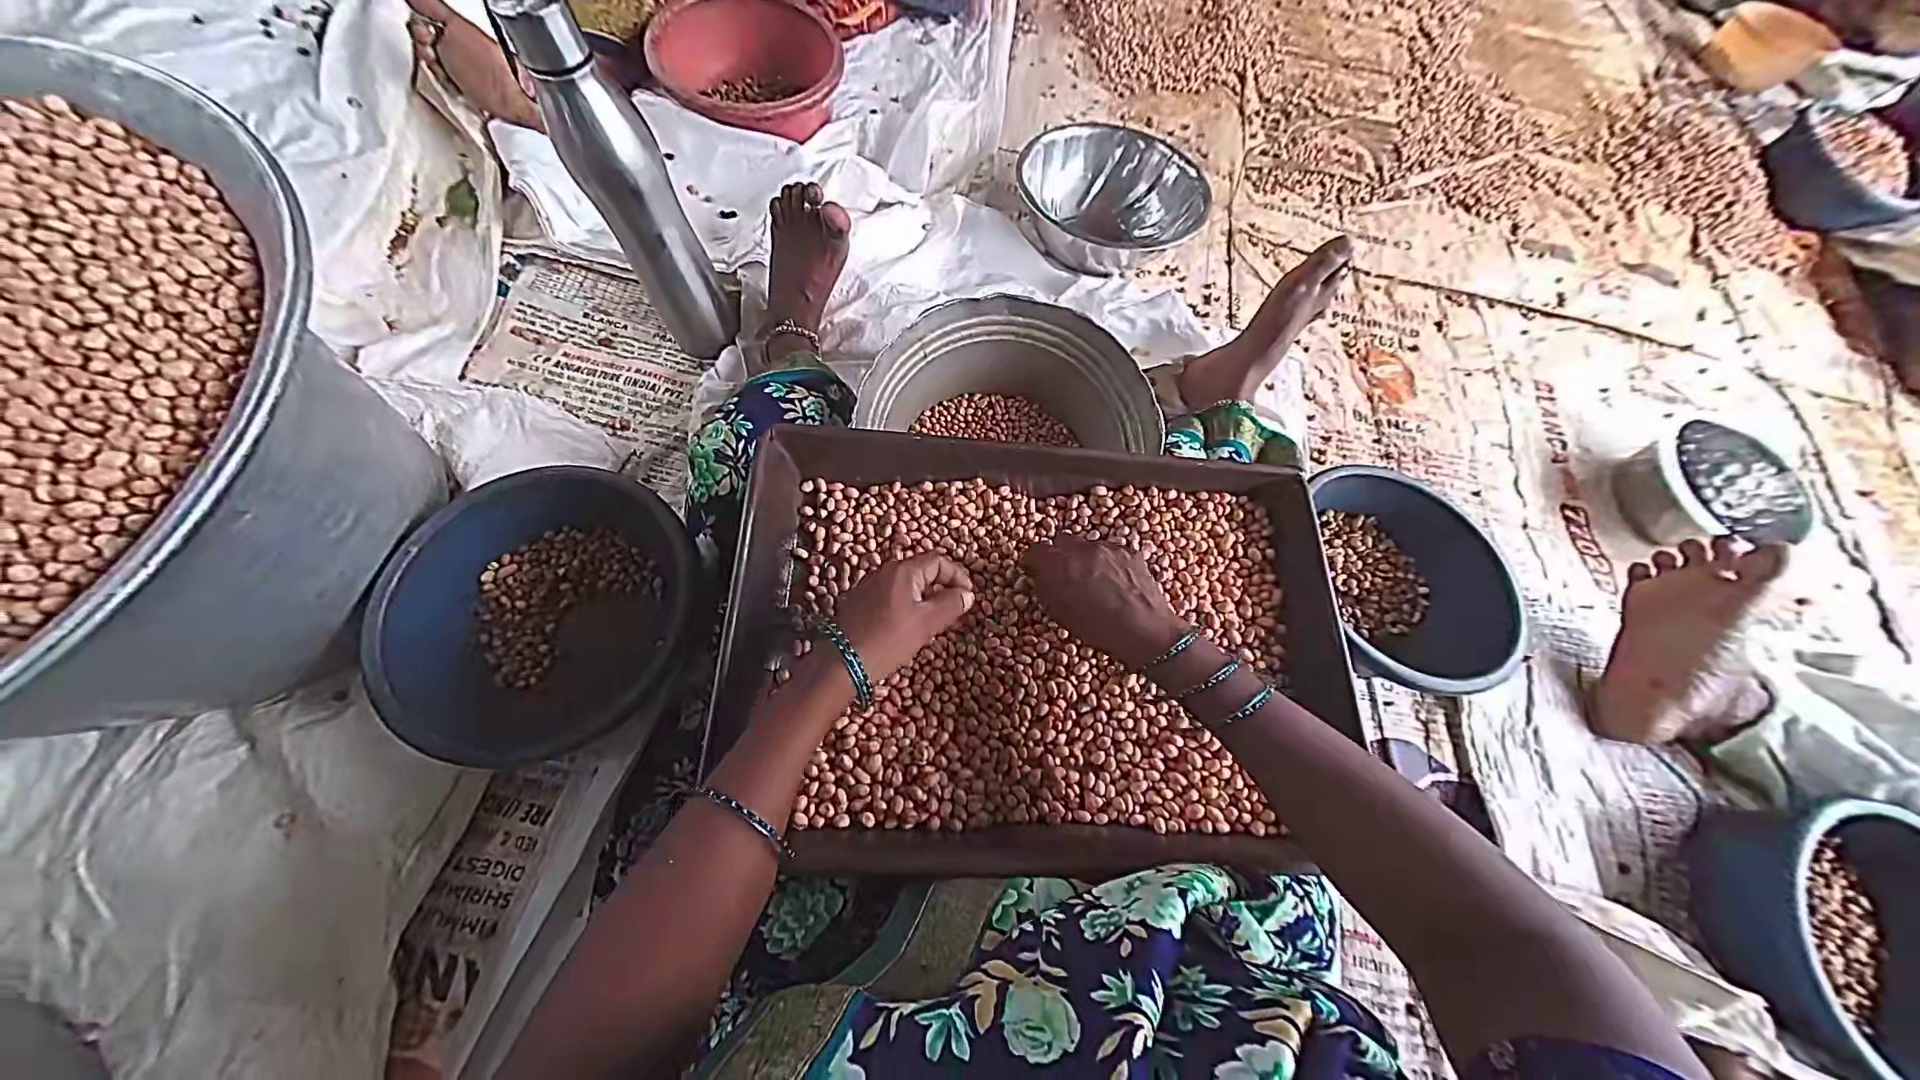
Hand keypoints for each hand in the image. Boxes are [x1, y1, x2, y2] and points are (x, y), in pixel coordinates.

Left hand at [831, 552, 974, 681]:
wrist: (841, 664)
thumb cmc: (887, 641)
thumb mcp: (925, 623)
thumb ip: (950, 605)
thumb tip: (966, 594)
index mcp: (902, 571)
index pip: (938, 561)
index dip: (958, 576)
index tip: (968, 596)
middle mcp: (884, 573)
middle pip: (921, 571)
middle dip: (943, 588)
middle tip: (955, 609)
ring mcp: (869, 588)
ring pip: (906, 586)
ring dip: (926, 599)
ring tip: (936, 621)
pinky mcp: (859, 605)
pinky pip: (891, 598)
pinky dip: (908, 606)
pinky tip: (910, 628)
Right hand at [1022, 537, 1186, 666]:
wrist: (1144, 631)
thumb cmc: (1098, 629)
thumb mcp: (1060, 614)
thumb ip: (1045, 589)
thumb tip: (1039, 577)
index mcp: (1058, 565)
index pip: (1035, 551)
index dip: (1033, 562)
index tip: (1034, 570)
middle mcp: (1081, 549)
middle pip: (1061, 542)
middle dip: (1059, 556)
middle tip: (1063, 575)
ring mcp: (1107, 548)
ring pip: (1087, 545)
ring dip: (1084, 558)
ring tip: (1092, 581)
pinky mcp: (1128, 551)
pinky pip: (1109, 551)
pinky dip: (1106, 561)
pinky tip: (1112, 581)